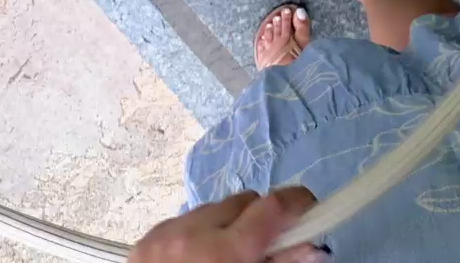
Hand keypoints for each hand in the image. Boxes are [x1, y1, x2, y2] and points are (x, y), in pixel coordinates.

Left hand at [129, 188, 322, 262]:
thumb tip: (314, 246)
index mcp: (223, 255)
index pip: (272, 206)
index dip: (297, 204)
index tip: (310, 209)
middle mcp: (191, 234)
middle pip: (244, 202)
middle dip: (259, 221)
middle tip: (266, 249)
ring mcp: (164, 233)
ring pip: (214, 209)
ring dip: (227, 228)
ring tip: (226, 260)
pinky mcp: (146, 239)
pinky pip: (185, 221)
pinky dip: (198, 236)